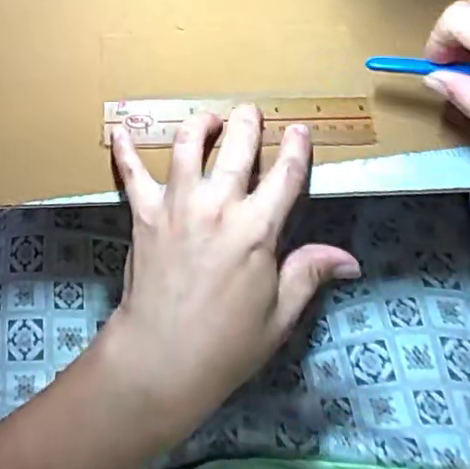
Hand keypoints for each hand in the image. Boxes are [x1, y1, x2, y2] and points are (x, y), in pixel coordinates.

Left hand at [99, 106, 359, 426]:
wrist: (161, 358)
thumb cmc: (227, 343)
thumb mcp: (279, 315)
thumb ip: (309, 274)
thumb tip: (349, 259)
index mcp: (257, 229)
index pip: (286, 176)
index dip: (296, 148)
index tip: (299, 129)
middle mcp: (218, 205)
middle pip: (237, 147)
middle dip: (247, 121)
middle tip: (249, 110)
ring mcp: (178, 204)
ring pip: (187, 146)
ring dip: (199, 124)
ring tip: (207, 118)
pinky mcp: (145, 212)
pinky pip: (132, 173)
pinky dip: (125, 150)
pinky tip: (120, 130)